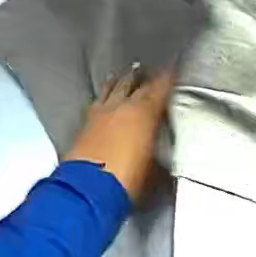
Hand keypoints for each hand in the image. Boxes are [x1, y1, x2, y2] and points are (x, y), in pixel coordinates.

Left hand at [65, 66, 174, 201]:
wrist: (89, 189)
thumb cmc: (127, 179)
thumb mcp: (154, 171)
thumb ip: (160, 159)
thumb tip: (162, 162)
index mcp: (144, 113)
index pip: (159, 88)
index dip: (167, 76)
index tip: (172, 67)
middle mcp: (121, 107)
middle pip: (132, 84)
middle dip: (141, 76)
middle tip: (145, 69)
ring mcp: (100, 114)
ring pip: (111, 89)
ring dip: (118, 82)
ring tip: (121, 75)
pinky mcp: (84, 124)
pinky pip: (96, 102)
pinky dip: (102, 96)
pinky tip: (100, 99)